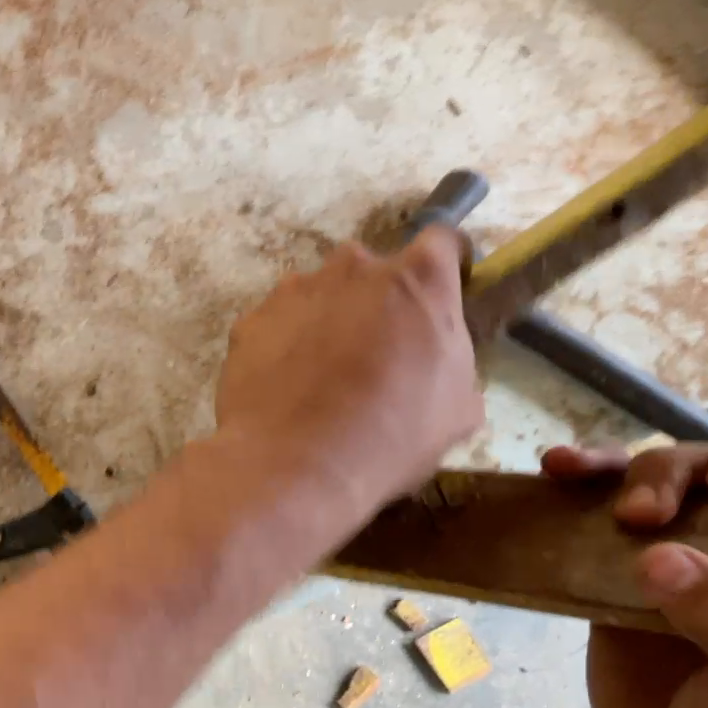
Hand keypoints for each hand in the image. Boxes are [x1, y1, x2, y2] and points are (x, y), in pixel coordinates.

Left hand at [215, 228, 482, 502]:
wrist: (291, 465)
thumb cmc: (388, 438)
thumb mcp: (457, 408)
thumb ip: (453, 360)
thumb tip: (438, 358)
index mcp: (418, 279)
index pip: (442, 242)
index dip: (444, 268)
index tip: (439, 296)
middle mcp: (354, 267)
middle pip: (371, 272)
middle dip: (375, 303)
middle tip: (372, 354)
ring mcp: (294, 290)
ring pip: (318, 295)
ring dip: (324, 321)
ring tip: (319, 377)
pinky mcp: (250, 320)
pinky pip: (275, 324)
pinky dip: (281, 345)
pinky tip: (283, 387)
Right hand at [541, 435, 707, 707]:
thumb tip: (655, 557)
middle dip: (671, 475)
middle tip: (639, 515)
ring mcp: (675, 569)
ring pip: (644, 487)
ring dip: (609, 471)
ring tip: (568, 471)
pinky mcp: (612, 586)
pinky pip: (589, 529)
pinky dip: (568, 498)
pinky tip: (549, 474)